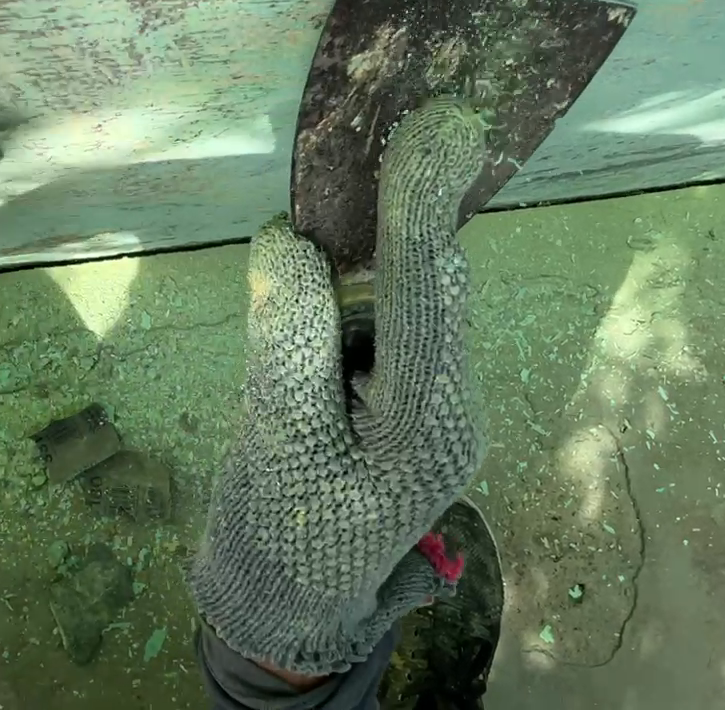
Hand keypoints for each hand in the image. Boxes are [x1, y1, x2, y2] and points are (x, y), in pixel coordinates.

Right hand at [187, 98, 485, 674]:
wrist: (285, 598)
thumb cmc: (280, 532)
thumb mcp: (276, 443)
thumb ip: (287, 345)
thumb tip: (285, 243)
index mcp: (432, 422)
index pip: (427, 296)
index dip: (422, 208)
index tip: (436, 128)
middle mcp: (448, 402)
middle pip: (433, 286)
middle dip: (413, 210)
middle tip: (409, 135)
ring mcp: (428, 398)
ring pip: (409, 296)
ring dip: (380, 244)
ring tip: (352, 212)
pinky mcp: (398, 392)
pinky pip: (383, 315)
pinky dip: (356, 279)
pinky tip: (325, 272)